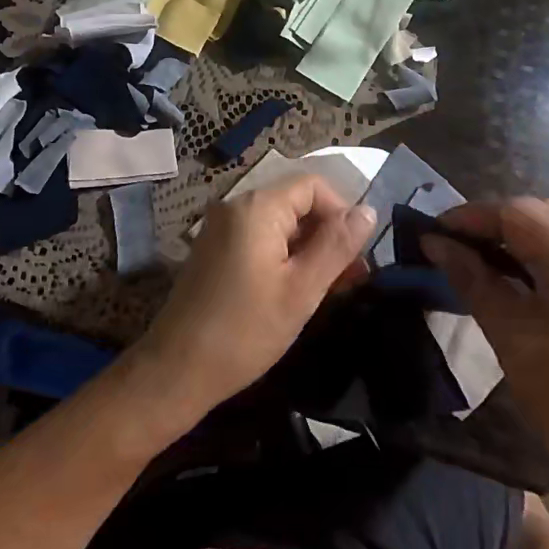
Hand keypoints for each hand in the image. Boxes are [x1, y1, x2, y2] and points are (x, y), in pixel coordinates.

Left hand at [131, 176, 376, 418]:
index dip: (342, 213)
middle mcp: (232, 207)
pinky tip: (297, 291)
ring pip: (279, 224)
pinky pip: (258, 239)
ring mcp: (219, 229)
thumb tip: (368, 210)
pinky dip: (283, 257)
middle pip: (295, 202)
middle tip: (352, 280)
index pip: (312, 185)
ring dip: (308, 249)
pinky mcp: (213, 250)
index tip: (357, 257)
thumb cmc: (245, 329)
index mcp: (254, 208)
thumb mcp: (302, 289)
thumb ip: (336, 246)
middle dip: (327, 234)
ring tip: (330, 290)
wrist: (180, 364)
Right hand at [423, 197, 548, 481]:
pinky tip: (514, 278)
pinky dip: (540, 256)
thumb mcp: (507, 330)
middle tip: (450, 245)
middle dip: (491, 223)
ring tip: (475, 260)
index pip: (518, 213)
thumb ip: (470, 277)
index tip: (432, 232)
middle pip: (542, 215)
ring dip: (515, 238)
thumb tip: (433, 242)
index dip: (469, 216)